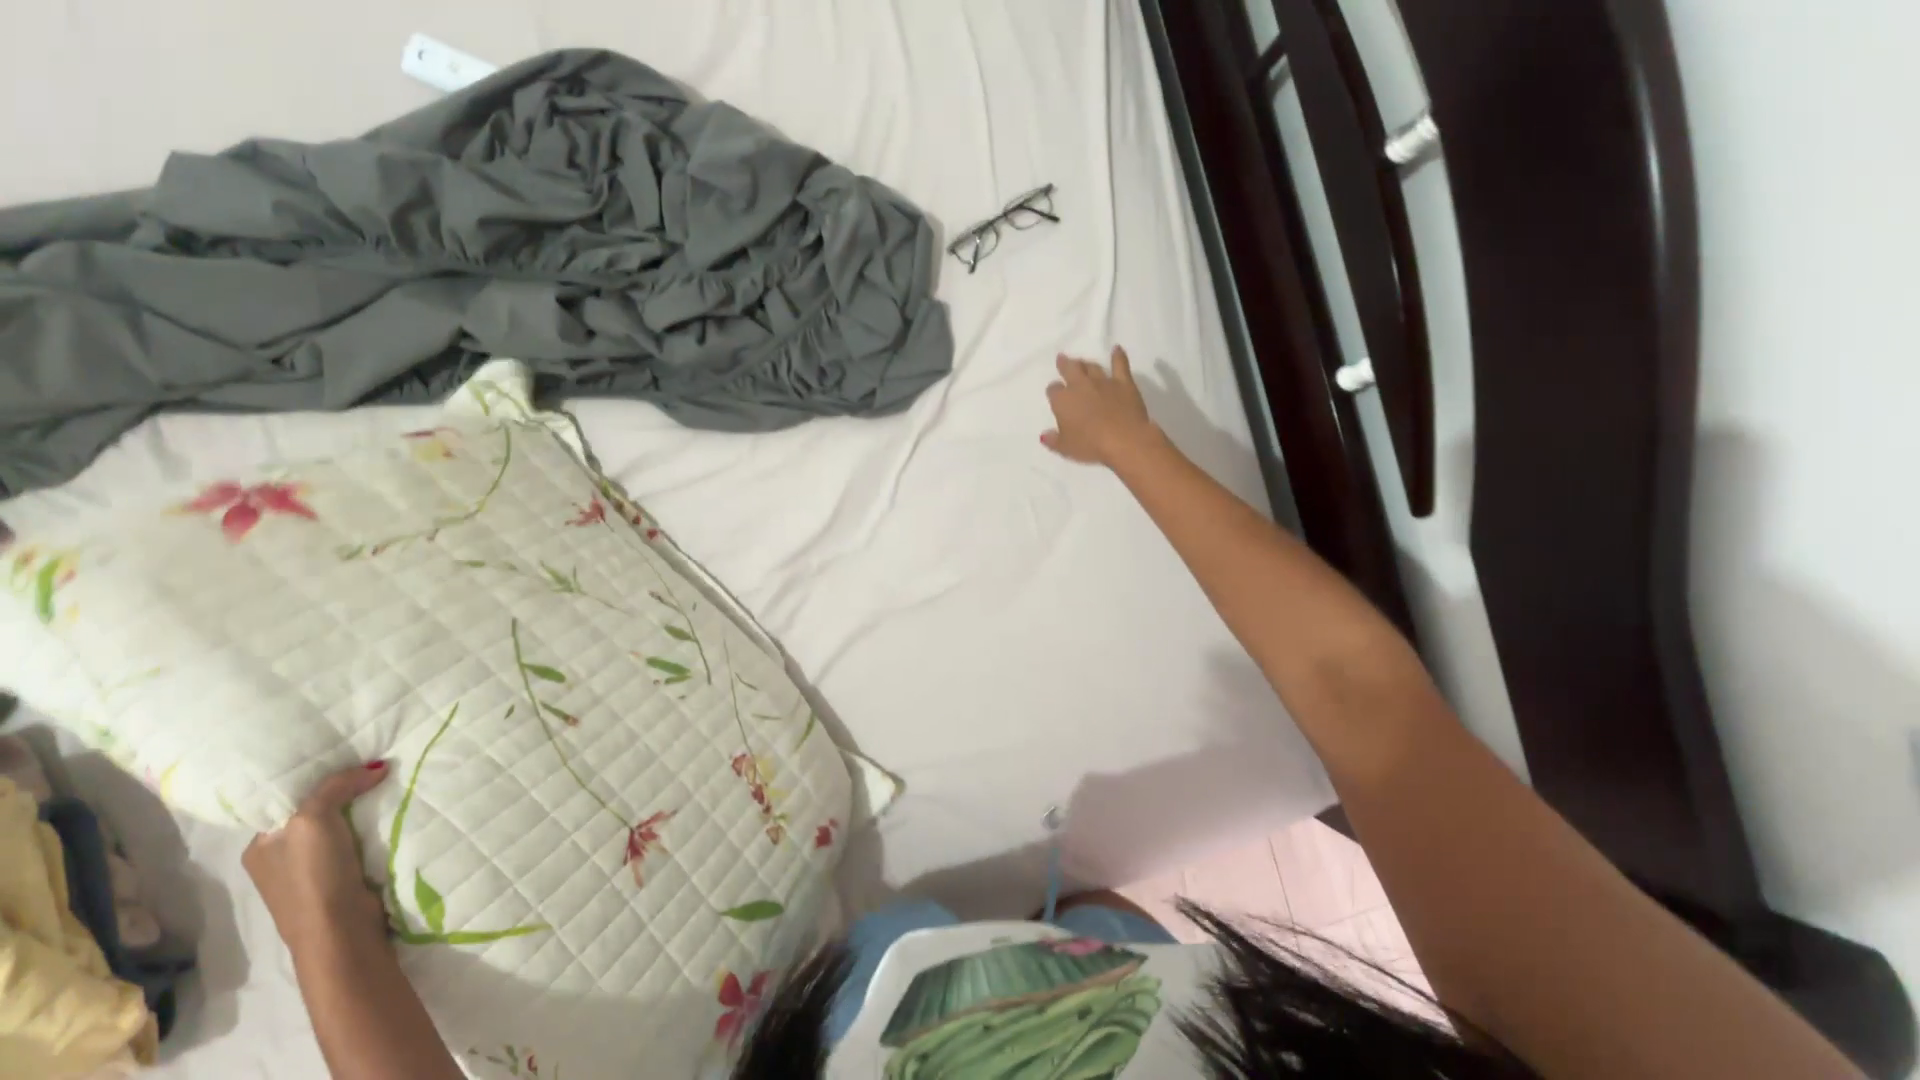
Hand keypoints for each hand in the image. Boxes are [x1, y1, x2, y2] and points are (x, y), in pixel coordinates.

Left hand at [244, 762, 390, 956]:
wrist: (338, 930)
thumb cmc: (313, 874)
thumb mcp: (314, 819)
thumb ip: (337, 786)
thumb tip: (376, 767)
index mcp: (258, 847)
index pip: (285, 804)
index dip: (314, 782)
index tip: (346, 764)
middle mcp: (277, 861)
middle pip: (312, 816)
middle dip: (340, 797)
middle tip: (371, 774)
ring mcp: (307, 877)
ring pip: (335, 833)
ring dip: (358, 817)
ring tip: (386, 792)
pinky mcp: (337, 887)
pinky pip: (352, 850)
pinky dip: (368, 837)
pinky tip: (386, 823)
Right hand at [1042, 346, 1164, 467]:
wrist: (1124, 439)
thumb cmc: (1091, 446)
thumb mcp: (1066, 449)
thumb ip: (1054, 440)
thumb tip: (1044, 435)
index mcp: (1063, 400)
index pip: (1053, 390)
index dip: (1054, 392)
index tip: (1054, 394)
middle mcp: (1080, 385)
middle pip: (1070, 369)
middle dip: (1065, 364)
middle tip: (1063, 359)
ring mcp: (1103, 381)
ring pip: (1092, 367)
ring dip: (1086, 363)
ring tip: (1083, 362)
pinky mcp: (1123, 382)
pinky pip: (1120, 364)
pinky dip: (1118, 356)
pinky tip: (1117, 349)